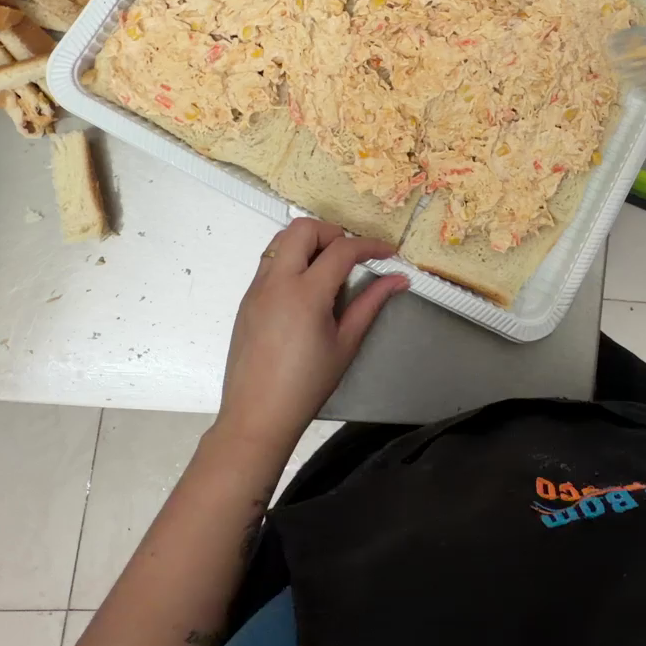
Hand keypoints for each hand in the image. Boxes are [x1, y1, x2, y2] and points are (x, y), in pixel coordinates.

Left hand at [211, 218, 406, 456]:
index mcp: (305, 293)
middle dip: (333, 232)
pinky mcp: (247, 300)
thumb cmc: (307, 385)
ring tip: (329, 268)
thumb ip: (371, 303)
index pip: (342, 249)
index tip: (388, 254)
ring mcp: (256, 289)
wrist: (256, 417)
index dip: (370, 246)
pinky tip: (307, 289)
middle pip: (304, 228)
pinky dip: (292, 260)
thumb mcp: (346, 343)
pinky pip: (270, 262)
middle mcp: (277, 282)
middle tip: (352, 256)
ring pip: (281, 240)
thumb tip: (399, 279)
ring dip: (309, 242)